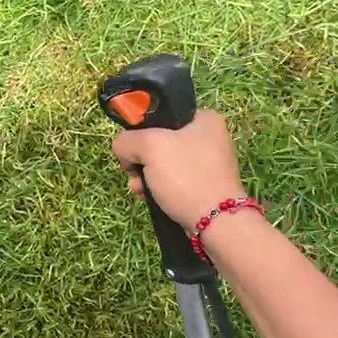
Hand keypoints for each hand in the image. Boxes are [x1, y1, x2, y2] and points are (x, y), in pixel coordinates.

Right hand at [109, 109, 248, 230]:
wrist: (216, 222)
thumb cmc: (185, 176)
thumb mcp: (149, 146)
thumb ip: (127, 140)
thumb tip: (122, 148)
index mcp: (204, 119)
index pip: (162, 116)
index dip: (141, 131)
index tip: (132, 149)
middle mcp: (209, 138)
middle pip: (159, 142)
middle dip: (140, 159)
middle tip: (133, 172)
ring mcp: (208, 164)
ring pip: (163, 164)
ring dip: (145, 176)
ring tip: (138, 189)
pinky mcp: (204, 186)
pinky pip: (173, 181)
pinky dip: (158, 188)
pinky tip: (149, 198)